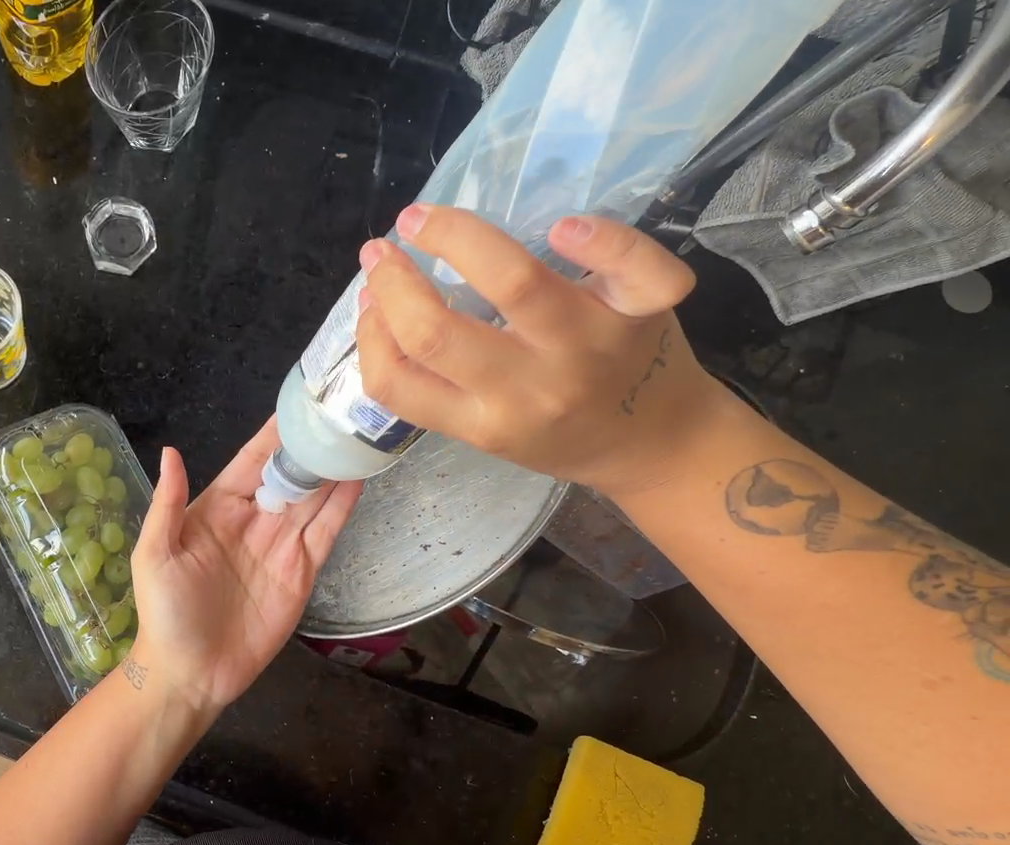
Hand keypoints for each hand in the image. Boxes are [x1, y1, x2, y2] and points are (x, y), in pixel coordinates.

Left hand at [126, 419, 361, 716]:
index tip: (301, 403)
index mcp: (216, 509)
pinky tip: (360, 479)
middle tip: (346, 411)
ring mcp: (279, 546)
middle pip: (289, 474)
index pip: (251, 461)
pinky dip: (343, 506)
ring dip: (334, 469)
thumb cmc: (166, 612)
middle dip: (314, 445)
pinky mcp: (301, 573)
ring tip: (360, 436)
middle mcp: (252, 520)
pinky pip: (325, 532)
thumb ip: (167, 503)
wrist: (190, 673)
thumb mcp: (155, 554)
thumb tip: (171, 451)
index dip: (274, 434)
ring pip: (313, 498)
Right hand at [355, 205, 731, 496]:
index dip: (369, 334)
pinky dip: (600, 242)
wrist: (657, 443)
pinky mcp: (642, 313)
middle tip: (380, 251)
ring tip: (423, 220)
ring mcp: (586, 347)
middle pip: (438, 333)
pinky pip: (632, 270)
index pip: (397, 383)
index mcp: (481, 423)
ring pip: (514, 284)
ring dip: (455, 238)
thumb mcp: (481, 430)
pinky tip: (561, 227)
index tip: (368, 298)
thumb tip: (378, 306)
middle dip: (395, 283)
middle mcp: (527, 389)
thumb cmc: (556, 434)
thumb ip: (434, 382)